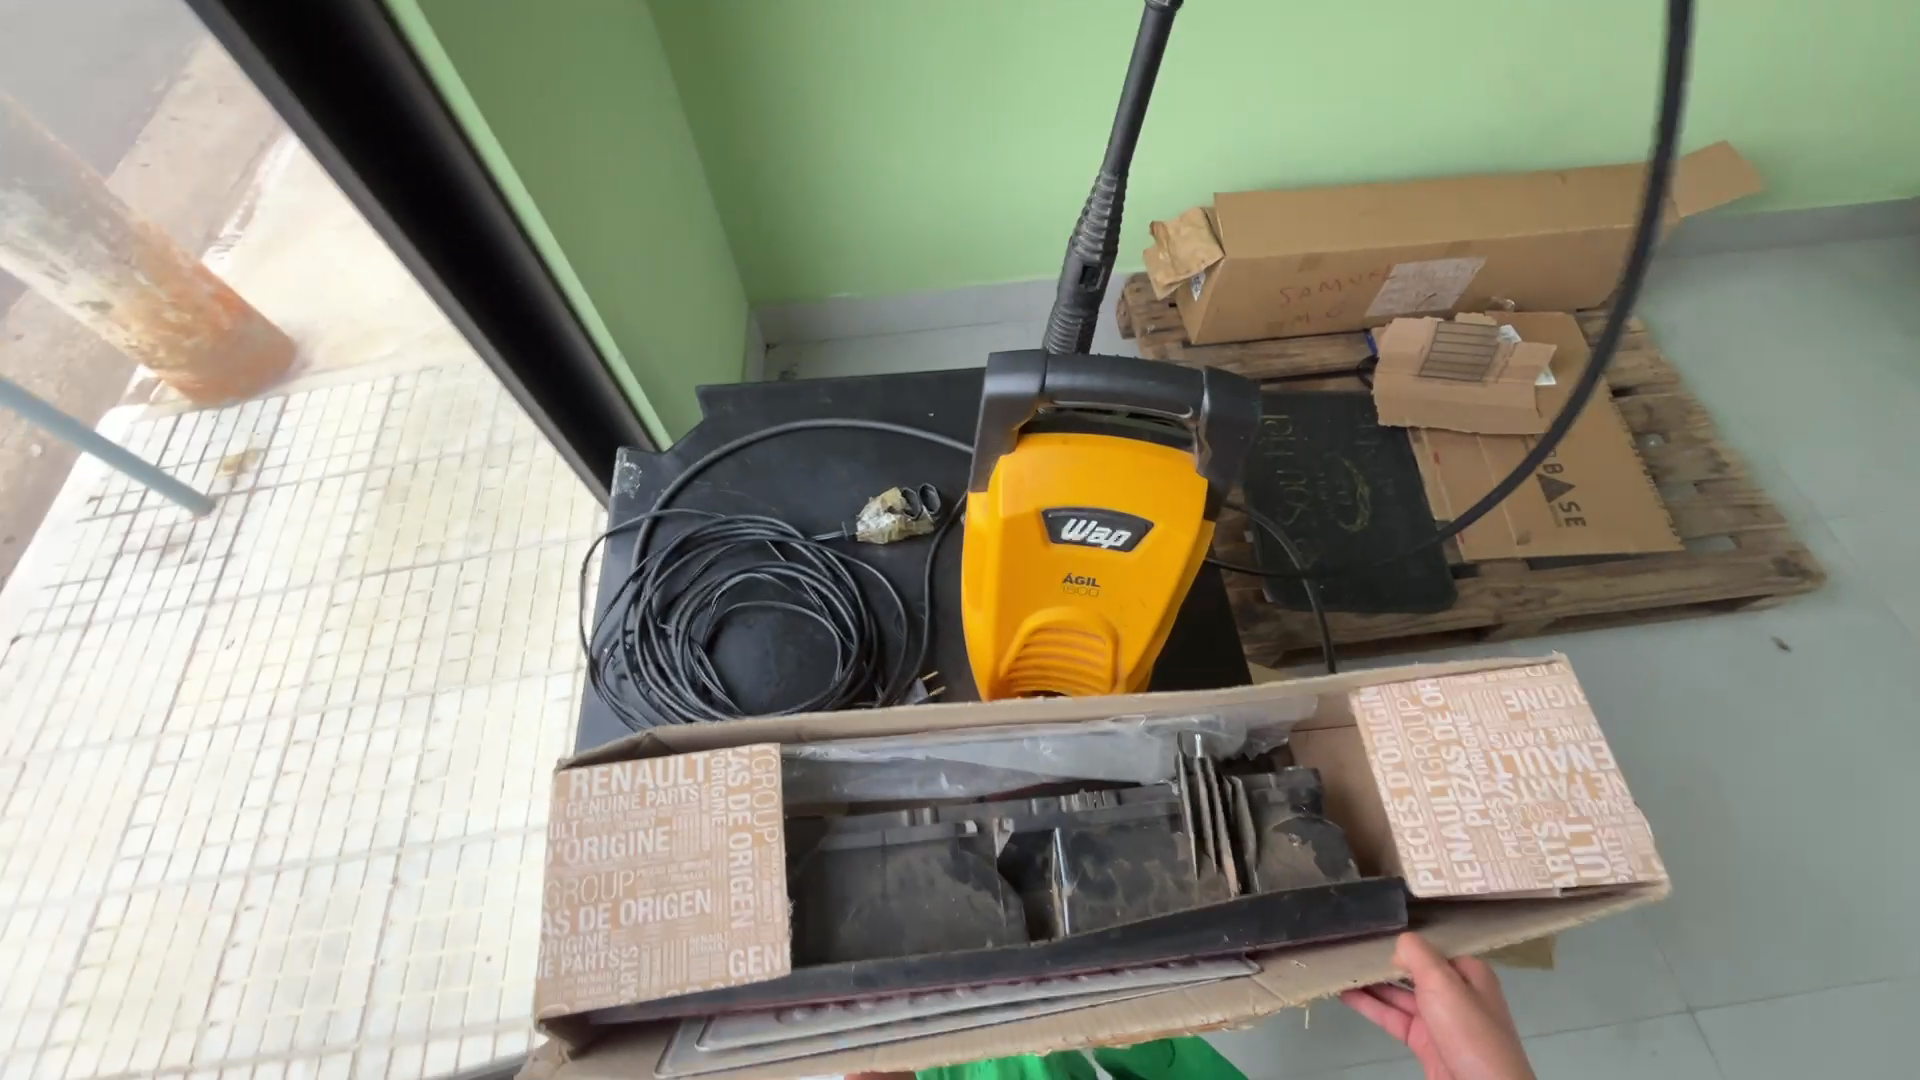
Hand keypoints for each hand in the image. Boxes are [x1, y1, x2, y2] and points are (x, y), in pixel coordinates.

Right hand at [1340, 933, 1534, 1079]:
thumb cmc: (1469, 1032)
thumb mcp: (1443, 981)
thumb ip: (1416, 953)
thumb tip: (1396, 948)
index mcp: (1469, 975)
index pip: (1431, 948)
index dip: (1402, 939)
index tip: (1370, 928)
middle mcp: (1456, 995)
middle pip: (1412, 970)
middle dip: (1382, 960)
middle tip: (1345, 944)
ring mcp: (1439, 1021)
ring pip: (1398, 994)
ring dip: (1370, 982)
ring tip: (1337, 965)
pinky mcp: (1424, 1044)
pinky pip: (1392, 1017)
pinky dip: (1369, 1005)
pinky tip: (1343, 993)